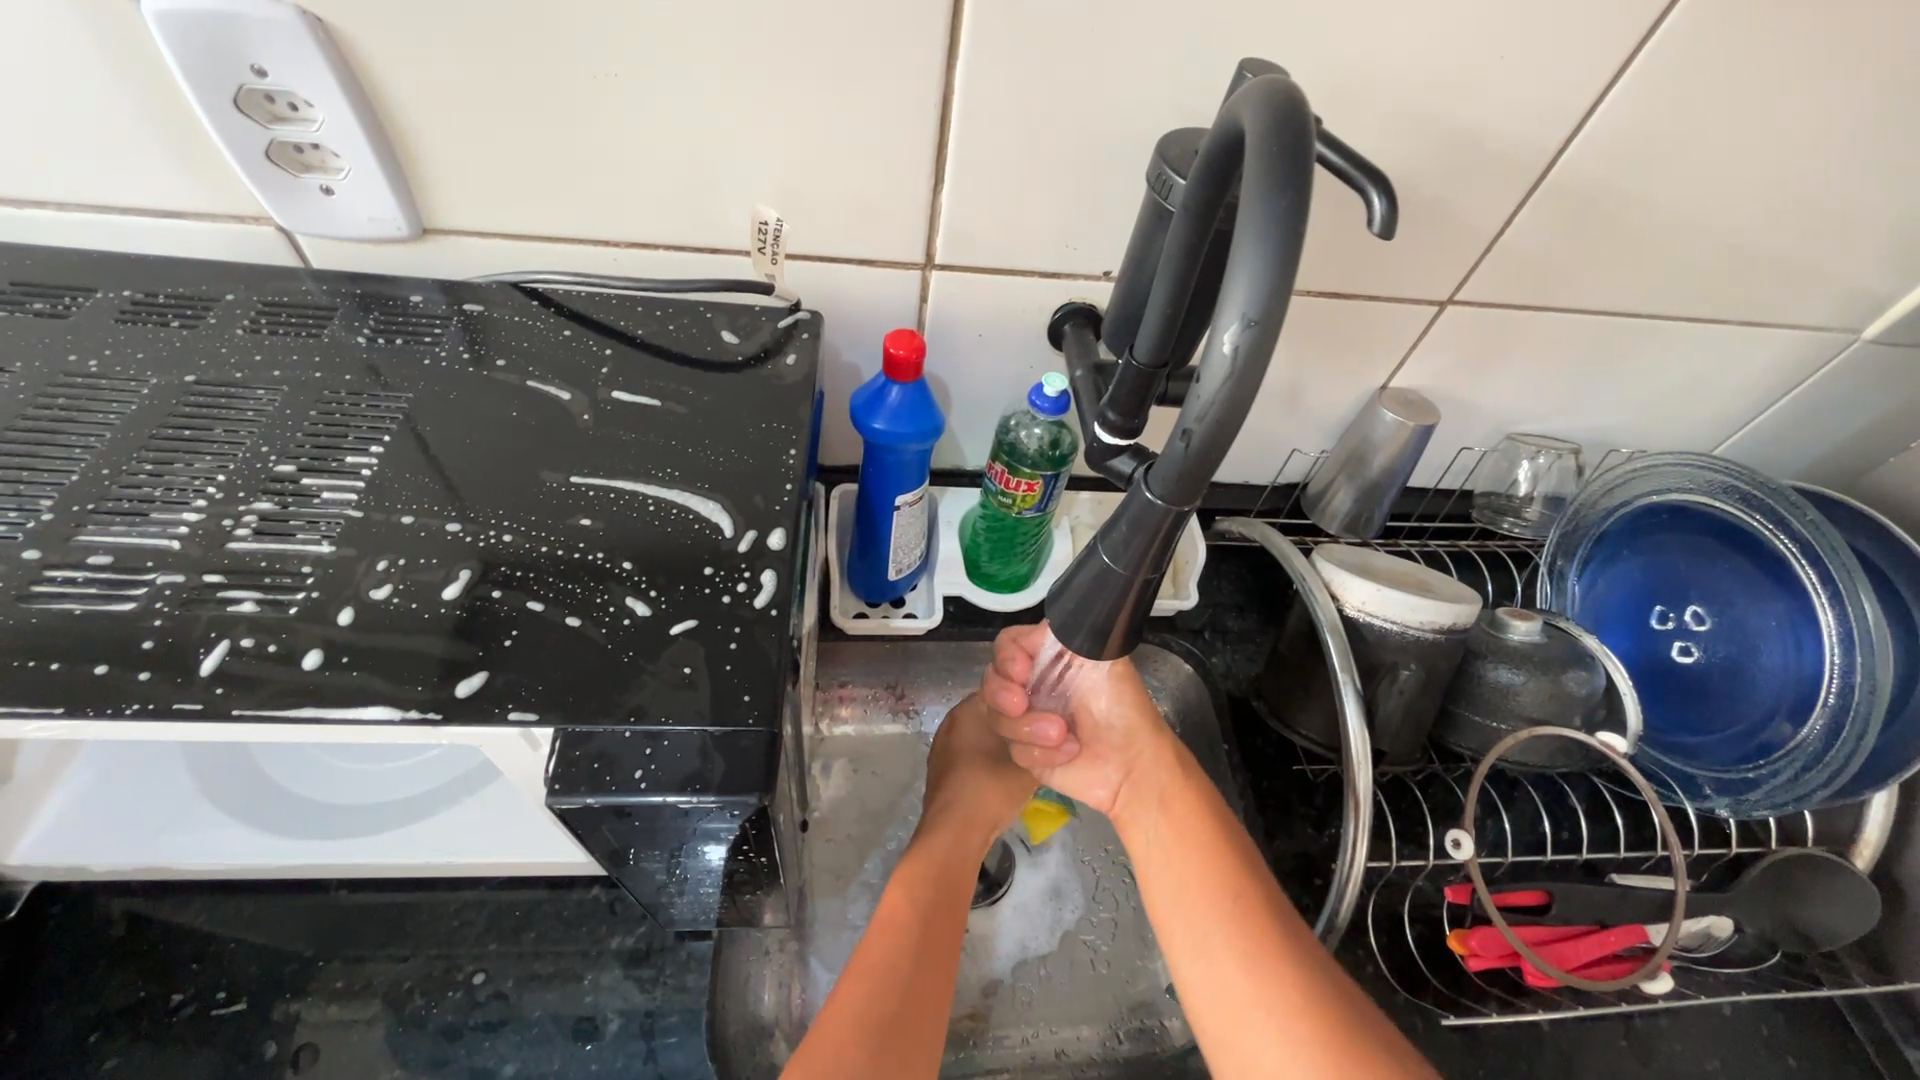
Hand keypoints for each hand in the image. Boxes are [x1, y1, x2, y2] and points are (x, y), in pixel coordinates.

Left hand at [918, 694, 1038, 853]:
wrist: (954, 834)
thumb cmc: (990, 790)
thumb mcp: (1029, 766)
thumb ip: (1048, 747)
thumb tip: (1069, 740)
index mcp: (968, 708)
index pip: (1005, 688)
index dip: (1031, 698)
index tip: (1053, 712)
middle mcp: (953, 721)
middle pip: (995, 712)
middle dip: (1021, 721)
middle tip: (1049, 734)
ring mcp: (945, 746)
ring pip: (985, 734)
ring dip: (1008, 742)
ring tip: (1034, 754)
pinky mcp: (944, 769)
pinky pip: (974, 752)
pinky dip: (993, 757)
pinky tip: (1010, 772)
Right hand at [978, 623, 1177, 819]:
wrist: (1132, 763)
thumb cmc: (1120, 706)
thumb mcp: (1099, 659)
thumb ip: (1067, 634)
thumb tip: (1040, 626)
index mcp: (1049, 657)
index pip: (1008, 645)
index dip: (1007, 656)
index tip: (1020, 670)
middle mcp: (1033, 684)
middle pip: (992, 680)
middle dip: (1002, 694)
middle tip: (1021, 704)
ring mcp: (1027, 718)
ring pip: (997, 717)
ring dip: (1028, 727)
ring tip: (1062, 734)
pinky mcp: (1028, 751)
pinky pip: (1013, 749)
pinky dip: (1040, 752)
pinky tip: (1068, 752)